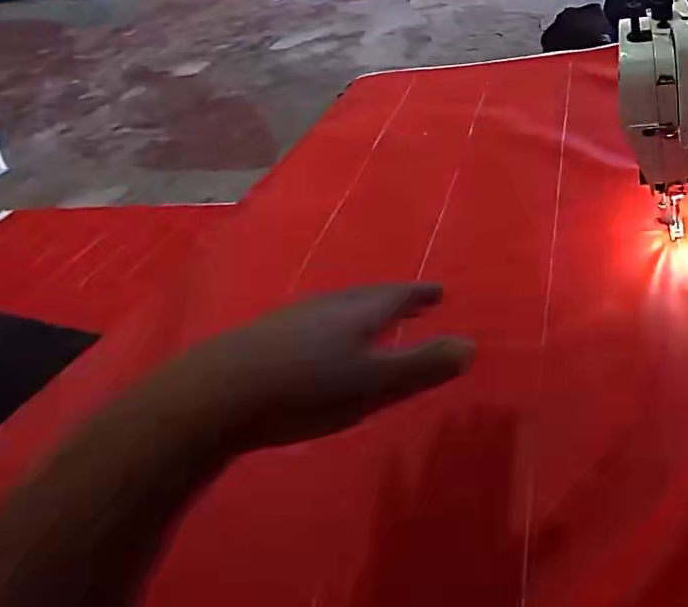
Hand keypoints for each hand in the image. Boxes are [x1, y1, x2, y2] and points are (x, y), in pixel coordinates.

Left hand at [136, 283, 473, 451]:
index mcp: (361, 310)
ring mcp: (297, 315)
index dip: (421, 295)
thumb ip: (422, 366)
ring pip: (341, 307)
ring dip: (364, 312)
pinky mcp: (268, 335)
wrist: (216, 394)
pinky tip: (323, 342)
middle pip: (371, 296)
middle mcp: (332, 303)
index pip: (401, 295)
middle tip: (414, 304)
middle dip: (395, 300)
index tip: (438, 292)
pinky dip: (335, 325)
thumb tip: (471, 345)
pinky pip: (316, 321)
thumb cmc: (307, 388)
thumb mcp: (373, 383)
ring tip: (374, 322)